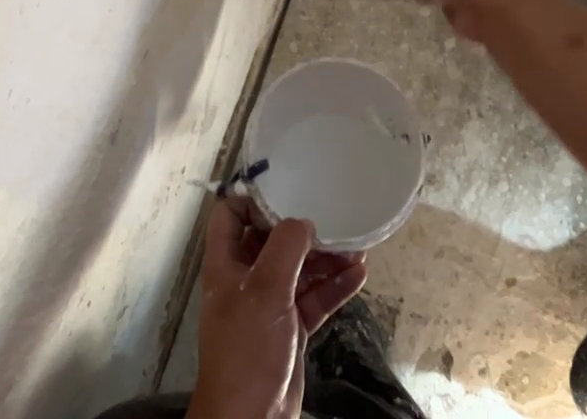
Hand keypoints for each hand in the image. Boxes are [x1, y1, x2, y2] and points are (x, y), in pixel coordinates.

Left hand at [188, 197, 366, 418]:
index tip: (289, 190)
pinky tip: (359, 275)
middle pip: (273, 240)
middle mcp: (246, 279)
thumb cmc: (248, 348)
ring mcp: (269, 305)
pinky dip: (335, 287)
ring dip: (326, 258)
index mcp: (226, 264)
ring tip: (358, 246)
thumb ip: (285, 247)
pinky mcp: (290, 329)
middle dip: (304, 230)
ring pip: (300, 270)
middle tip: (336, 217)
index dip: (253, 199)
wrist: (251, 418)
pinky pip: (315, 298)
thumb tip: (304, 221)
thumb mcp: (264, 290)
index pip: (230, 215)